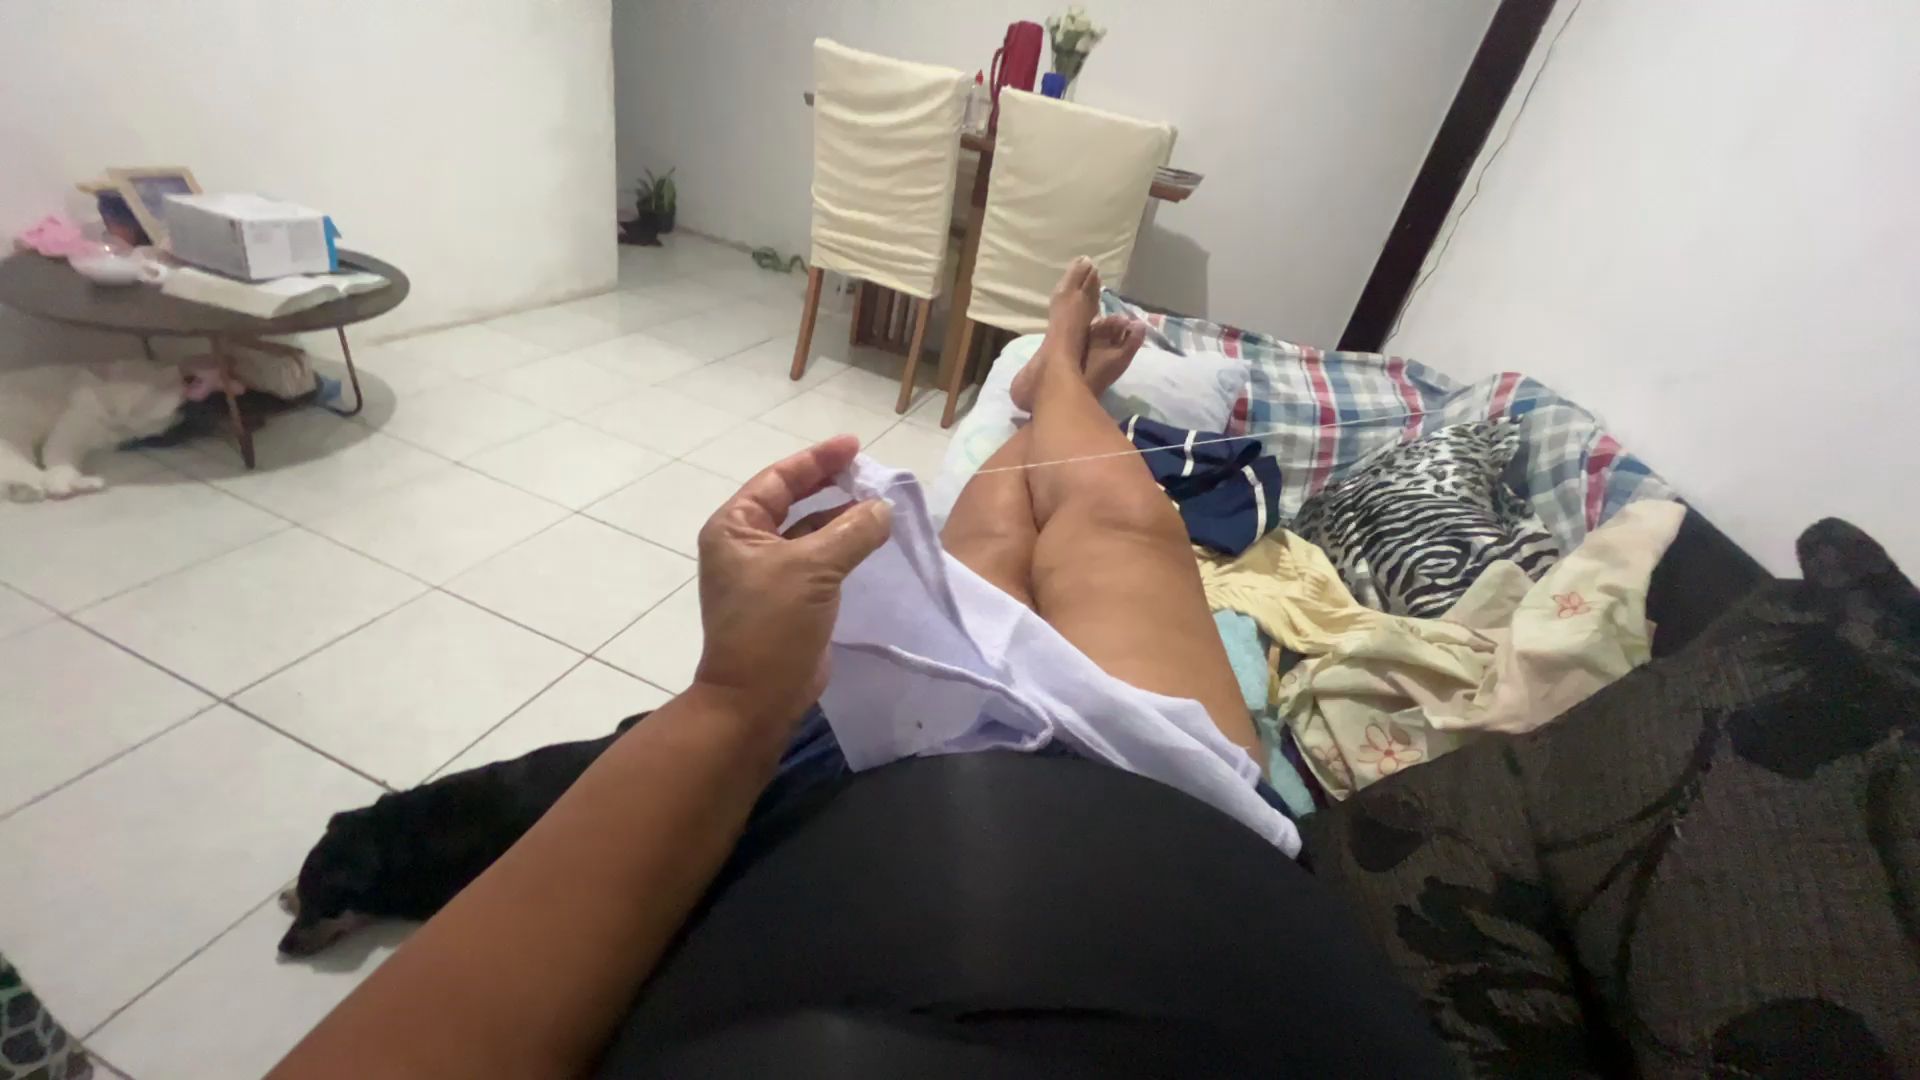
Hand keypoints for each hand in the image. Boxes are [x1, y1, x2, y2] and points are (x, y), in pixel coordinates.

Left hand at [692, 435, 891, 725]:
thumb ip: (852, 531)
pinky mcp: (790, 598)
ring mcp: (768, 573)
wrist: (757, 697)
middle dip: (829, 484)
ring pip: (810, 531)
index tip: (854, 446)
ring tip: (879, 505)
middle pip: (792, 501)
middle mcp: (747, 545)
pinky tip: (871, 540)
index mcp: (735, 528)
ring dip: (841, 517)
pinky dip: (845, 547)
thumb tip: (883, 508)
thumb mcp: (812, 569)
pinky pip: (820, 560)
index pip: (778, 480)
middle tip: (867, 470)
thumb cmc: (772, 625)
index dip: (817, 460)